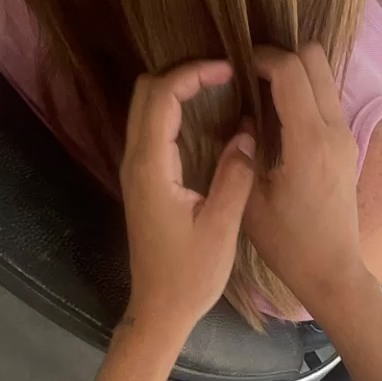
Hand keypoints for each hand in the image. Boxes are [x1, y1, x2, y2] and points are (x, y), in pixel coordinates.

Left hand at [118, 60, 255, 338]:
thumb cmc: (190, 276)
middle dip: (180, 74)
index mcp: (152, 169)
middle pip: (145, 93)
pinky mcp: (143, 185)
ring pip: (145, 110)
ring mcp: (135, 174)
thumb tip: (246, 133)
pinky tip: (204, 123)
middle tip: (221, 75)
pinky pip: (151, 132)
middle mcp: (136, 164)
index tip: (228, 70)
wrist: (160, 309)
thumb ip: (235, 176)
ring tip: (216, 91)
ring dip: (175, 92)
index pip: (162, 96)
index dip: (193, 73)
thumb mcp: (221, 228)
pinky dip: (174, 114)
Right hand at [241, 45, 374, 312]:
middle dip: (282, 56)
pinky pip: (328, 99)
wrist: (332, 272)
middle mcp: (334, 130)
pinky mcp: (348, 147)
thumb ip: (243, 155)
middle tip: (252, 75)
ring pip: (325, 75)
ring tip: (264, 94)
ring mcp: (346, 136)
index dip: (262, 57)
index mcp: (309, 141)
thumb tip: (240, 120)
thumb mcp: (252, 203)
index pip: (290, 70)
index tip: (239, 65)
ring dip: (296, 74)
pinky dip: (307, 94)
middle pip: (315, 58)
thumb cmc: (289, 245)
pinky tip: (281, 118)